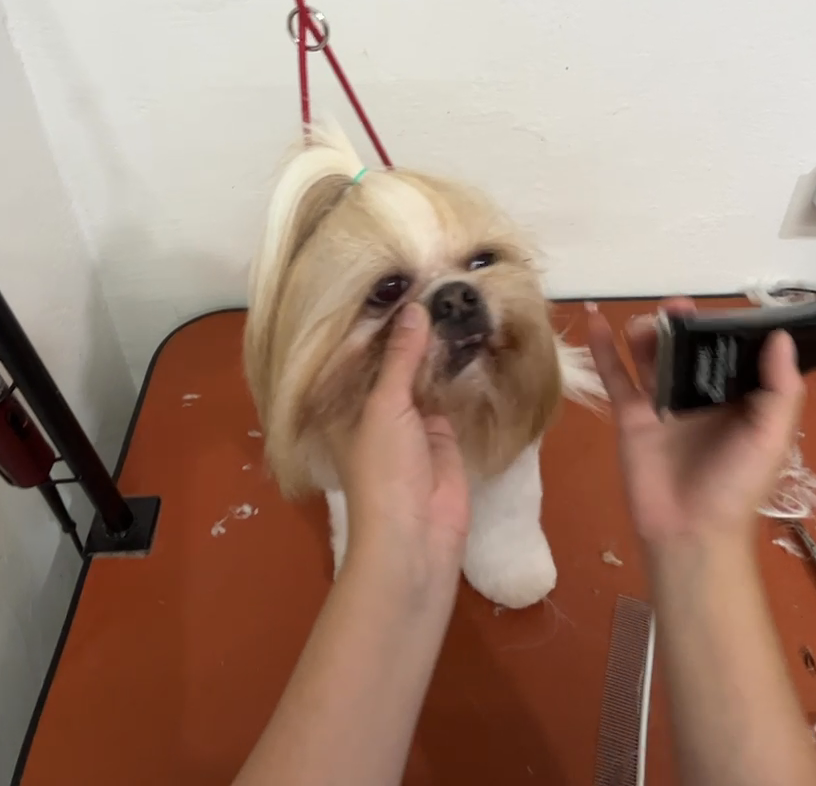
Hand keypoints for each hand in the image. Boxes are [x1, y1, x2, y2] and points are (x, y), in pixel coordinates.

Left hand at [335, 303, 470, 584]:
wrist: (416, 536)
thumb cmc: (383, 469)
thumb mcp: (386, 406)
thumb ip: (400, 357)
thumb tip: (414, 308)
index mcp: (344, 404)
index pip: (353, 353)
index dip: (370, 322)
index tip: (388, 281)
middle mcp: (375, 408)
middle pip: (391, 362)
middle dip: (408, 331)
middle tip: (429, 280)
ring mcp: (411, 421)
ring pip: (422, 375)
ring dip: (436, 348)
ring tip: (452, 298)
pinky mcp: (443, 432)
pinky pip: (450, 394)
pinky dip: (459, 370)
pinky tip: (471, 334)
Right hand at [585, 299, 804, 545]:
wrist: (688, 530)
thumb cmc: (736, 485)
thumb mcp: (770, 438)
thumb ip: (778, 389)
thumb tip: (780, 336)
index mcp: (737, 399)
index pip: (732, 352)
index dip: (726, 327)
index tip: (718, 308)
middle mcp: (700, 395)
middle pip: (688, 348)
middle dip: (683, 323)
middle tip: (676, 307)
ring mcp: (661, 402)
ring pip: (651, 356)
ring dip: (647, 332)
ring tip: (646, 324)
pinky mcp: (630, 413)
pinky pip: (615, 376)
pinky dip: (603, 349)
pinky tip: (595, 320)